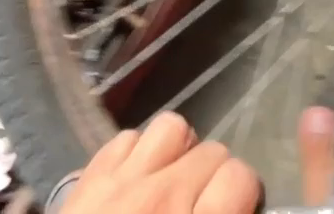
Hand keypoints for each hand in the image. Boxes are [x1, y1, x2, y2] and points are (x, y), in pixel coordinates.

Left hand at [61, 112, 259, 213]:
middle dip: (214, 177)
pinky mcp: (90, 177)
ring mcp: (122, 182)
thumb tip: (233, 209)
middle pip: (212, 151)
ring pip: (171, 129)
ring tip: (172, 183)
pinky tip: (135, 184)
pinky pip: (127, 138)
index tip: (235, 212)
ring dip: (178, 153)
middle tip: (202, 206)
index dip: (243, 196)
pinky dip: (137, 155)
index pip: (241, 177)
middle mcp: (162, 198)